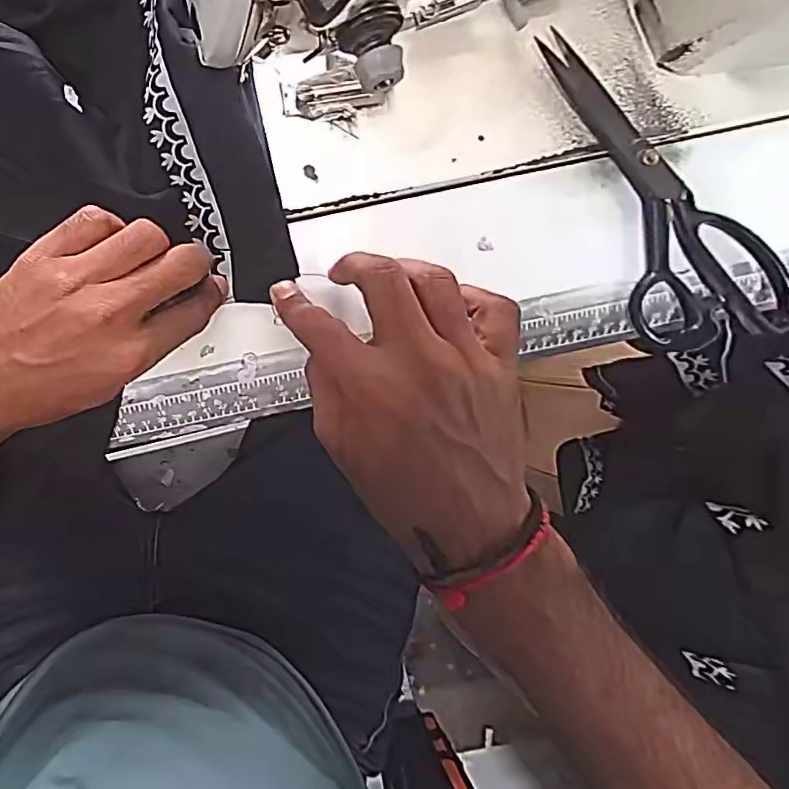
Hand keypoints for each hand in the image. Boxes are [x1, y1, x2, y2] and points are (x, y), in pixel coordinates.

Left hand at [0, 206, 224, 473]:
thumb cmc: (37, 391)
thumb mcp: (108, 385)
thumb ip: (149, 345)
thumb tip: (176, 313)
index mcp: (127, 353)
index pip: (192, 311)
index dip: (209, 294)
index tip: (209, 288)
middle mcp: (106, 313)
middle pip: (180, 264)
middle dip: (196, 261)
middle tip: (189, 264)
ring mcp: (74, 280)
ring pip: (145, 234)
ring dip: (156, 241)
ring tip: (146, 252)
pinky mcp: (43, 257)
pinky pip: (94, 219)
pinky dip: (110, 225)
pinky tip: (107, 241)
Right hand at [270, 254, 529, 572]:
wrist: (471, 524)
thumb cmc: (409, 493)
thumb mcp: (340, 444)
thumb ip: (325, 390)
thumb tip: (321, 354)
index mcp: (369, 386)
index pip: (318, 324)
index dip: (294, 303)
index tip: (290, 295)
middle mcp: (417, 363)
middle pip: (381, 279)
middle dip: (352, 265)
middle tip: (343, 271)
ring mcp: (463, 359)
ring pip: (435, 281)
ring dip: (403, 268)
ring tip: (391, 274)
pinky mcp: (498, 365)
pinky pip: (493, 307)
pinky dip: (469, 293)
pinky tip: (450, 300)